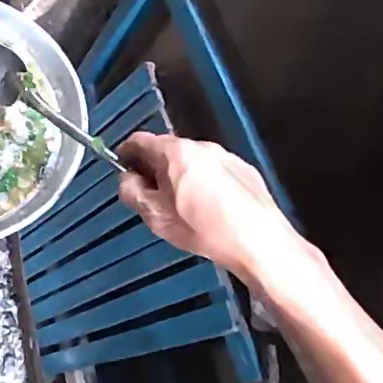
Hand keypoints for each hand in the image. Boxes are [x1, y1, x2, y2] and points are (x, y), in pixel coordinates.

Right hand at [117, 134, 322, 283]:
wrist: (260, 243)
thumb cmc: (204, 229)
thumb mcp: (155, 216)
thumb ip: (132, 192)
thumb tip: (127, 179)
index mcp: (174, 153)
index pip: (139, 140)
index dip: (126, 154)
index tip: (123, 169)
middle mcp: (200, 146)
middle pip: (166, 149)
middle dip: (154, 167)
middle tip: (151, 195)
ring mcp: (225, 156)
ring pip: (190, 160)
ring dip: (180, 175)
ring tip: (183, 206)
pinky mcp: (244, 169)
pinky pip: (213, 170)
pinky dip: (204, 182)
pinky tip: (210, 208)